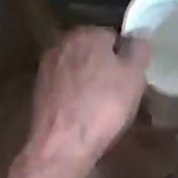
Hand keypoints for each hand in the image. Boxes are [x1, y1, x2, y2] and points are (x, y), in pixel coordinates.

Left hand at [25, 28, 149, 171]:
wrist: (62, 145)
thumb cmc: (103, 108)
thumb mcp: (133, 77)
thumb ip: (138, 49)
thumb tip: (140, 32)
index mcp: (87, 33)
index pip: (114, 37)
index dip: (125, 59)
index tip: (131, 81)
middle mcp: (62, 43)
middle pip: (92, 52)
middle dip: (105, 69)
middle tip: (118, 96)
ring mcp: (46, 67)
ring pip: (77, 70)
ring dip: (88, 83)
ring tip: (99, 109)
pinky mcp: (38, 90)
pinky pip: (65, 87)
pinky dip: (73, 97)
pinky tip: (81, 115)